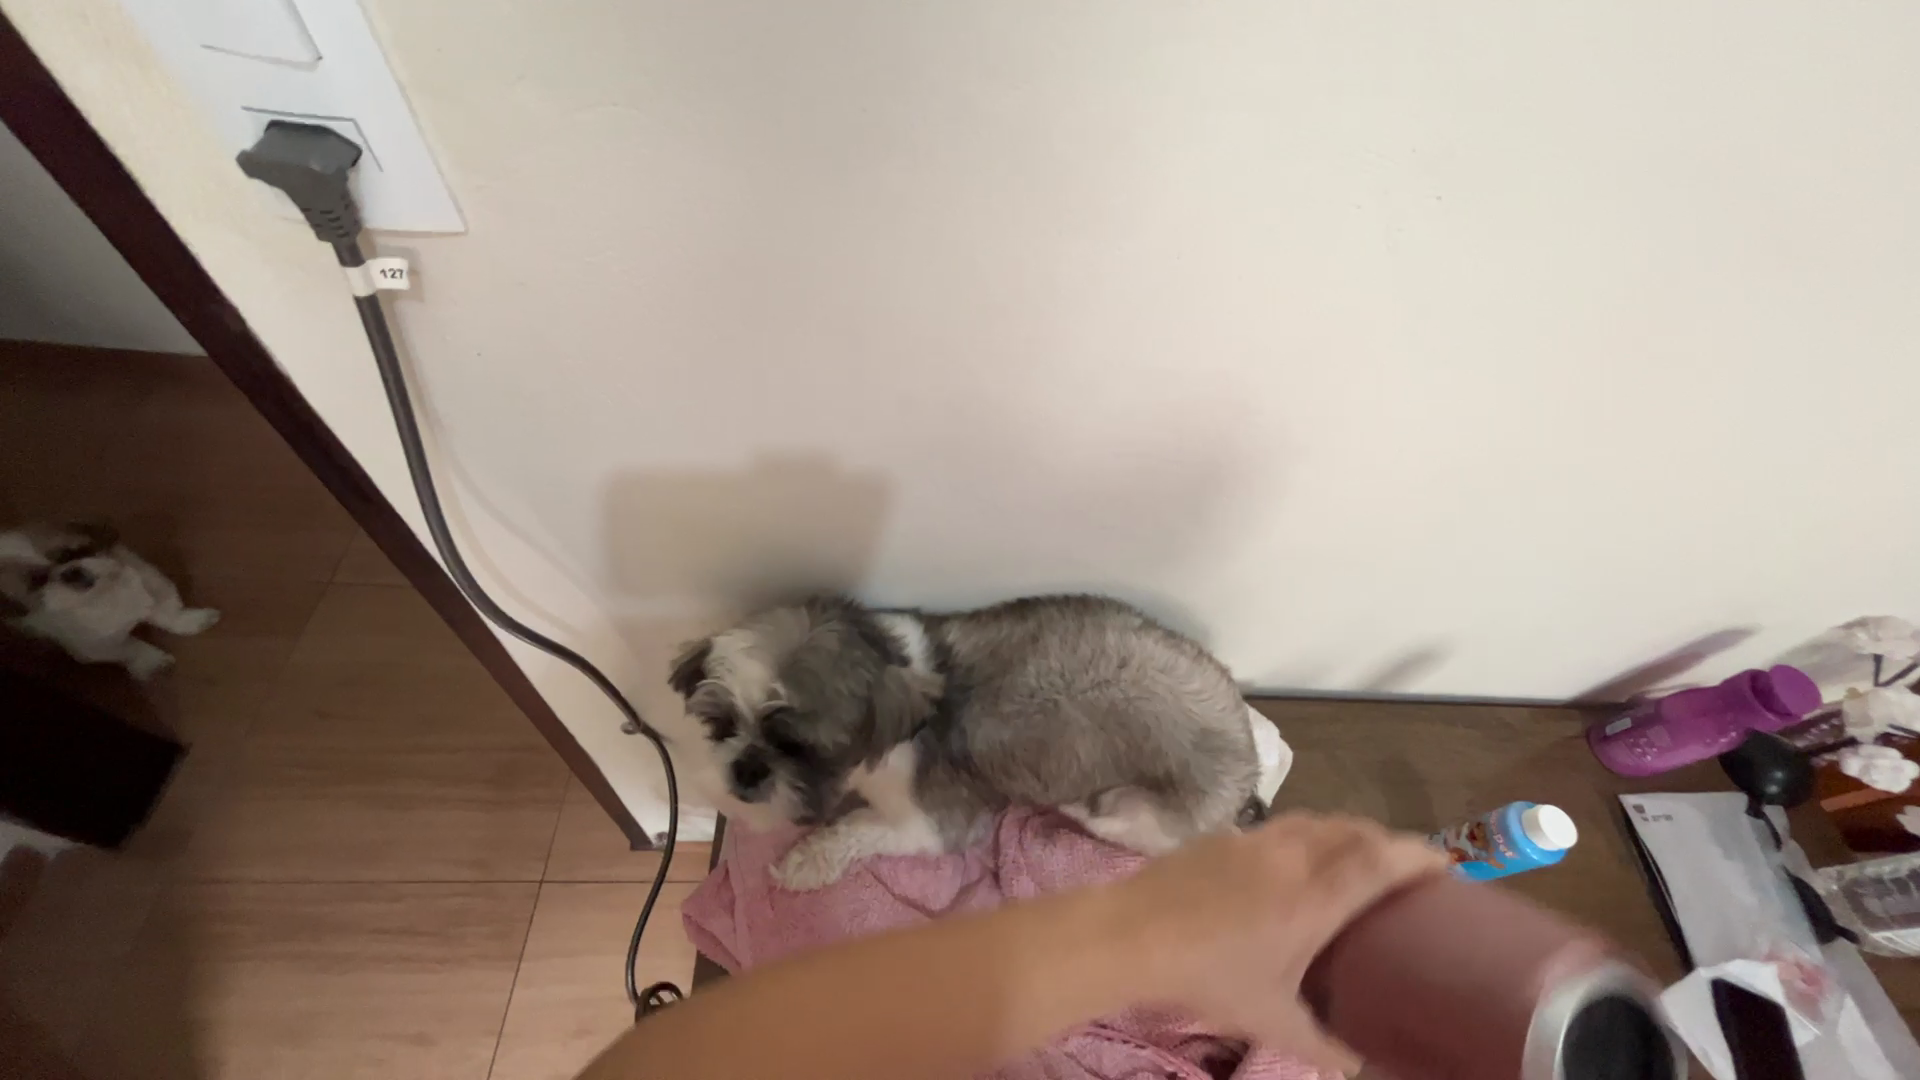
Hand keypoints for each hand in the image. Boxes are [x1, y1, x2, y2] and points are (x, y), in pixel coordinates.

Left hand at [1117, 813, 1447, 1074]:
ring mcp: (1249, 839)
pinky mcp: (1219, 836)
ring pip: (1311, 822)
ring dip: (1343, 832)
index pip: (1378, 860)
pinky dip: (1303, 835)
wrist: (1131, 932)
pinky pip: (1276, 827)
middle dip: (1385, 840)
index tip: (1446, 862)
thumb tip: (1359, 1065)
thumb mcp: (1273, 1021)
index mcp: (1311, 896)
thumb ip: (1324, 1046)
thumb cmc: (1208, 977)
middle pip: (1349, 830)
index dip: (1417, 854)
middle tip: (1404, 866)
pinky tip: (1292, 862)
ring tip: (1354, 857)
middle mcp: (1287, 856)